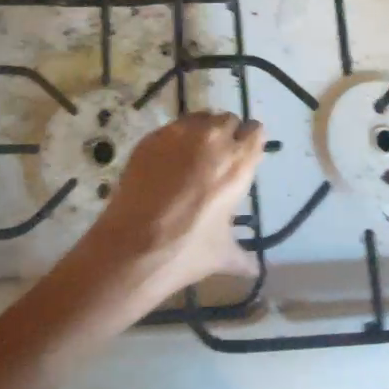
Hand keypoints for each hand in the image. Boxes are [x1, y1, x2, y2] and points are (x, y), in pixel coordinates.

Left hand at [82, 112, 265, 296]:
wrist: (133, 247)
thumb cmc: (186, 250)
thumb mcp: (222, 254)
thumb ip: (243, 257)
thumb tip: (255, 270)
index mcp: (237, 163)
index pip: (255, 132)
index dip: (249, 142)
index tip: (242, 156)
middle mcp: (212, 139)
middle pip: (227, 120)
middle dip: (225, 135)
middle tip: (215, 159)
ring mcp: (179, 134)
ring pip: (199, 118)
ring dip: (200, 132)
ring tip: (190, 157)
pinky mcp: (151, 138)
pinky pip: (171, 129)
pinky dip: (173, 140)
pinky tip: (164, 164)